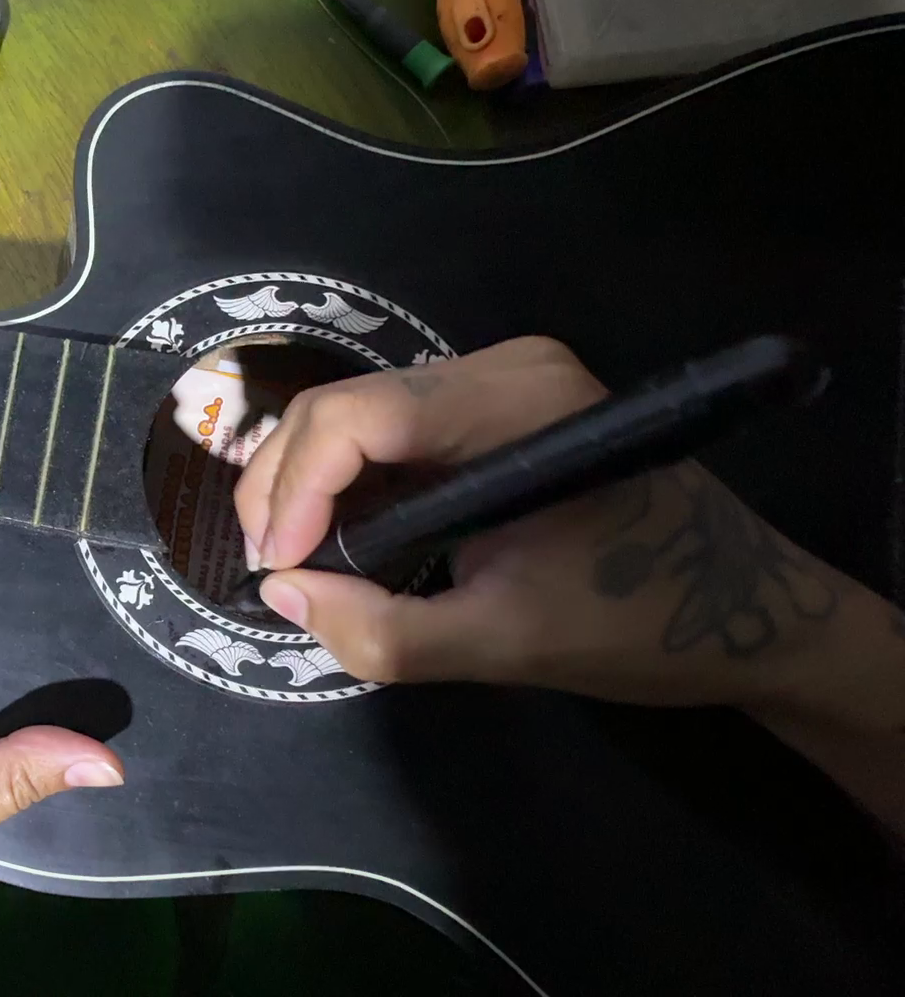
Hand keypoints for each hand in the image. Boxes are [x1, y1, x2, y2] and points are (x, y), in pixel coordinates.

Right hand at [234, 336, 903, 726]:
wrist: (744, 607)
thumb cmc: (640, 624)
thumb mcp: (505, 647)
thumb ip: (385, 635)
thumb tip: (281, 592)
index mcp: (517, 406)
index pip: (358, 417)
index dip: (298, 487)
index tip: (280, 564)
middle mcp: (492, 368)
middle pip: (334, 409)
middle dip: (282, 486)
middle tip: (272, 563)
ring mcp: (480, 379)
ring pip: (338, 416)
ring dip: (295, 483)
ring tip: (290, 551)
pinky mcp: (467, 404)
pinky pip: (365, 430)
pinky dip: (329, 480)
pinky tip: (327, 529)